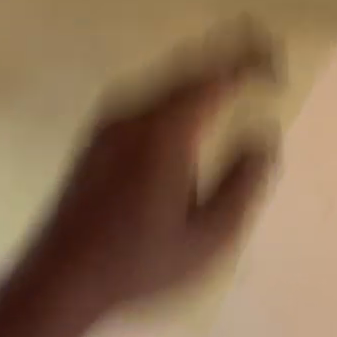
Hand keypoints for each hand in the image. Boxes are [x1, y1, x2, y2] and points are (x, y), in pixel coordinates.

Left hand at [12, 36, 281, 321]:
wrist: (59, 279)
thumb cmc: (139, 264)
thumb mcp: (208, 237)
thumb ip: (243, 183)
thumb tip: (263, 139)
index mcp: (165, 133)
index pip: (216, 78)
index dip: (250, 64)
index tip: (277, 74)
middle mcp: (133, 115)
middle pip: (187, 68)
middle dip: (228, 56)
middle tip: (264, 58)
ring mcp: (108, 126)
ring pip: (163, 82)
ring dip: (201, 78)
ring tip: (234, 79)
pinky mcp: (96, 141)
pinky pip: (145, 99)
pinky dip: (177, 95)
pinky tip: (189, 116)